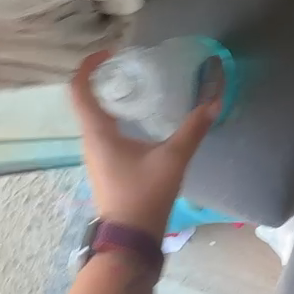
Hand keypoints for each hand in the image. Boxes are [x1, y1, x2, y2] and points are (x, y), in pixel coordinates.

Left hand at [70, 51, 221, 236]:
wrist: (131, 238)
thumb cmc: (144, 195)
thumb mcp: (173, 159)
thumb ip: (193, 129)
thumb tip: (214, 102)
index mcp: (98, 133)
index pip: (79, 89)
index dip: (89, 66)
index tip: (111, 54)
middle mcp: (91, 142)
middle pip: (88, 102)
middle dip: (106, 82)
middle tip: (133, 72)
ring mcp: (97, 158)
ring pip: (98, 121)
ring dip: (113, 103)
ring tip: (141, 94)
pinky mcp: (107, 170)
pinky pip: (107, 137)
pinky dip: (120, 123)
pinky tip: (143, 127)